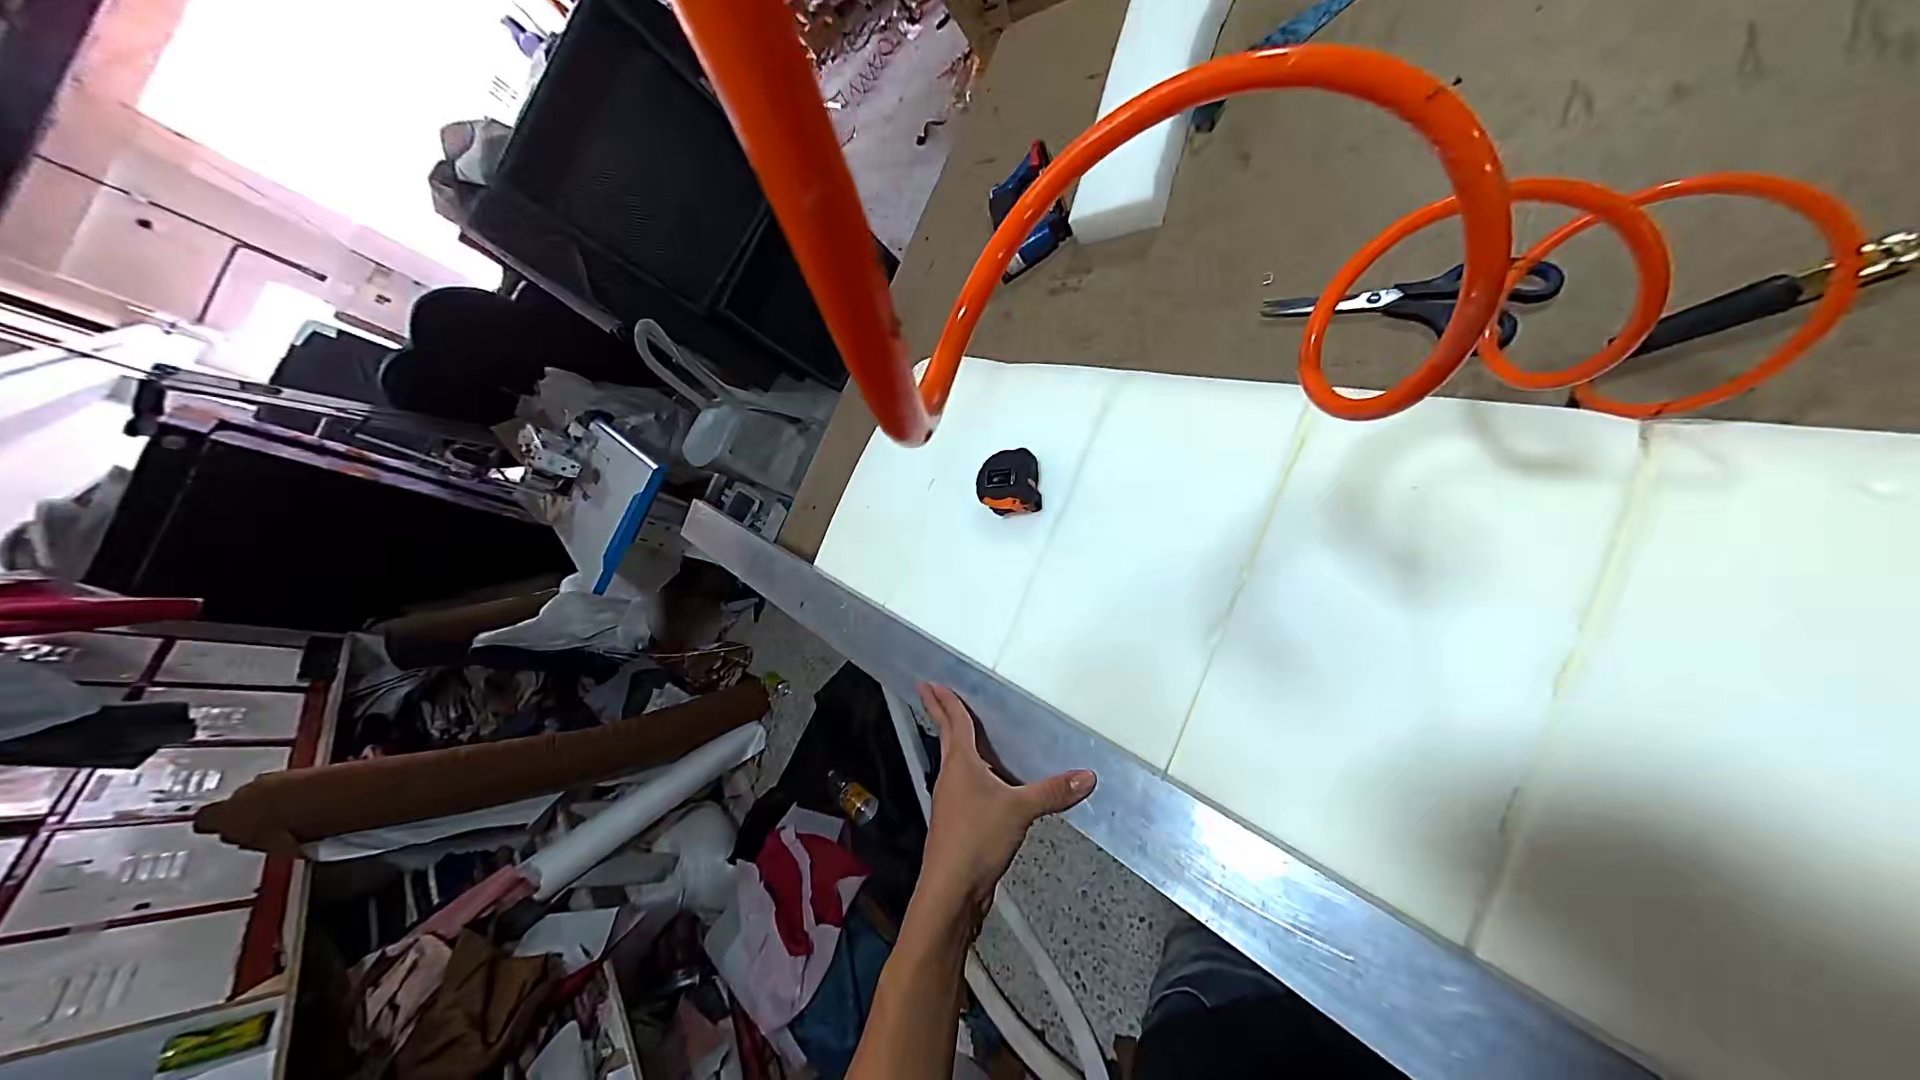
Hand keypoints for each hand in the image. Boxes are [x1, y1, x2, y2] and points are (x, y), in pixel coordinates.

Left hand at [915, 683, 1095, 926]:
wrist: (951, 889)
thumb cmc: (976, 839)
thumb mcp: (1019, 811)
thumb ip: (1053, 792)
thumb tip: (1087, 776)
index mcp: (960, 764)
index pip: (953, 723)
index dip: (943, 701)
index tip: (930, 684)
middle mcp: (951, 777)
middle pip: (947, 738)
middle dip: (941, 715)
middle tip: (934, 695)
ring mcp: (952, 800)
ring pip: (955, 762)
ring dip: (957, 744)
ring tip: (969, 733)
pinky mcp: (958, 822)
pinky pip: (965, 785)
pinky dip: (973, 772)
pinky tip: (990, 782)